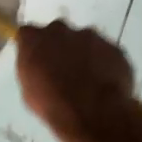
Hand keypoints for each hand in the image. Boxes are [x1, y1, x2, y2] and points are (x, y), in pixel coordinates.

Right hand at [14, 20, 135, 141]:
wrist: (93, 112)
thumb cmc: (52, 103)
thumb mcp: (28, 89)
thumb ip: (32, 69)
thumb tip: (40, 67)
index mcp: (33, 37)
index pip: (28, 34)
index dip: (34, 47)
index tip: (37, 60)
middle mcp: (59, 29)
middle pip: (57, 32)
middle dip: (59, 47)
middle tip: (62, 70)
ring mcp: (89, 36)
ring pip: (84, 41)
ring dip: (83, 54)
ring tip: (88, 79)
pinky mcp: (113, 47)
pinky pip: (106, 53)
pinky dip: (104, 63)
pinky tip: (104, 83)